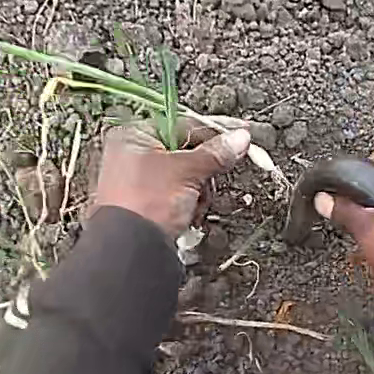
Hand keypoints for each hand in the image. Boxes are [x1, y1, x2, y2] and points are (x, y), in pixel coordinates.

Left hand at [91, 121, 251, 239]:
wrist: (131, 249)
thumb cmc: (149, 202)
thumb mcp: (187, 171)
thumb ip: (216, 153)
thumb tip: (241, 137)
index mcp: (136, 135)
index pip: (185, 125)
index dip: (216, 132)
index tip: (242, 135)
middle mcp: (135, 154)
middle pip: (188, 153)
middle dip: (204, 172)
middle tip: (206, 183)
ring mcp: (141, 180)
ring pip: (188, 177)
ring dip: (199, 191)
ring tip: (194, 204)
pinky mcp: (149, 204)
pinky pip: (180, 195)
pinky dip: (190, 204)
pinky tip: (189, 215)